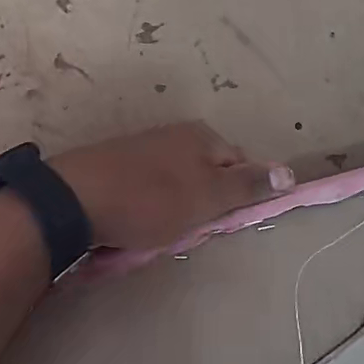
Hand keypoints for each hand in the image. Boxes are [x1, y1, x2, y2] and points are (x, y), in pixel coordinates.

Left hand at [49, 121, 293, 248]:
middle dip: (206, 201)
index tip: (222, 220)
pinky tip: (136, 221)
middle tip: (192, 227)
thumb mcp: (209, 197)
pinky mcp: (117, 164)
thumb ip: (249, 185)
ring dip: (178, 206)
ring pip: (179, 182)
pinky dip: (150, 205)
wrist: (72, 200)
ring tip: (161, 229)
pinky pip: (149, 186)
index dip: (239, 194)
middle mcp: (175, 133)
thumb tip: (290, 173)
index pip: (241, 163)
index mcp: (203, 136)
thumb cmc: (150, 200)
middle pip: (209, 172)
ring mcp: (144, 146)